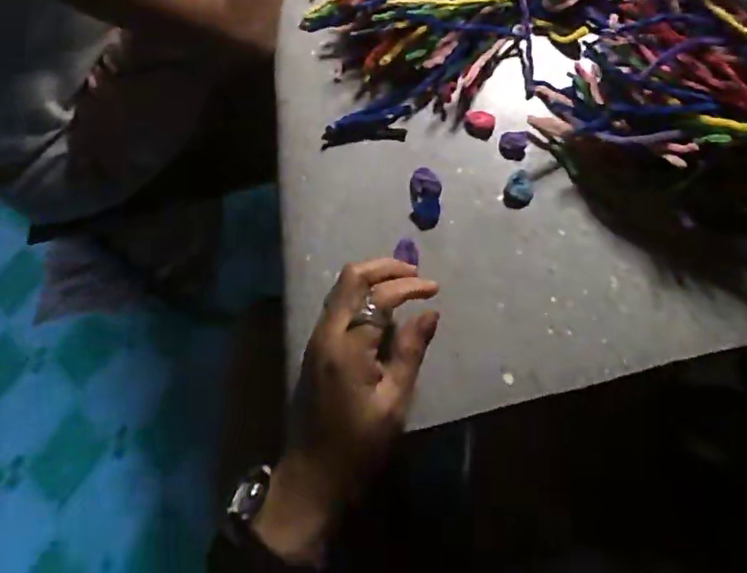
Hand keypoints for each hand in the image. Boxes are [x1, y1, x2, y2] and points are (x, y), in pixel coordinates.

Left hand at [254, 258, 439, 563]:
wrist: (311, 478)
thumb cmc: (357, 447)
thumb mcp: (393, 404)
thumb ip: (409, 352)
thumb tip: (429, 313)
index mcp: (346, 346)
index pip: (379, 297)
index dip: (409, 287)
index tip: (435, 289)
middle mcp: (327, 332)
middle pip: (351, 278)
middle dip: (385, 268)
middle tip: (415, 273)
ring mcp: (317, 338)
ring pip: (342, 288)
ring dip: (372, 278)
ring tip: (404, 284)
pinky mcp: (316, 347)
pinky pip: (339, 304)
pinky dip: (361, 294)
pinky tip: (383, 307)